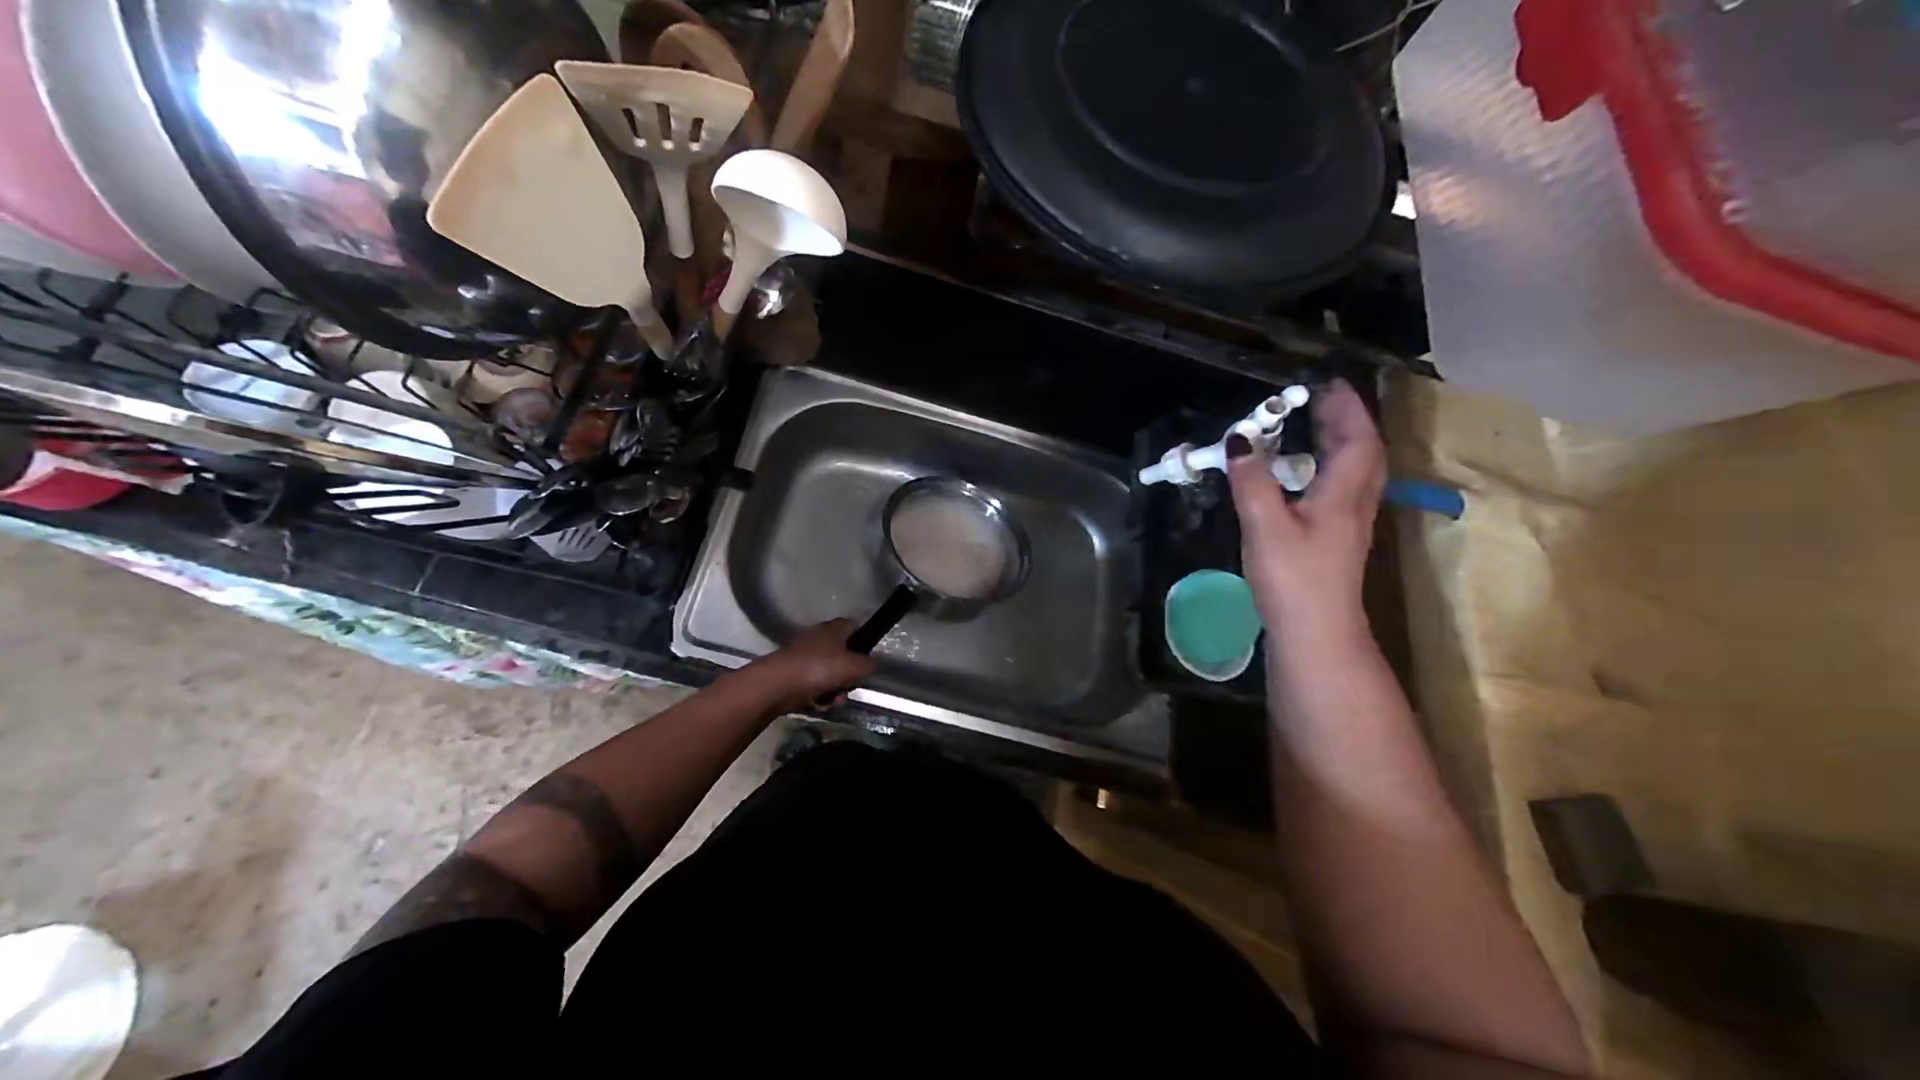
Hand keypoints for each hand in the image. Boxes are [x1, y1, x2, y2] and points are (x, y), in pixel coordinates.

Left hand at [752, 619, 878, 710]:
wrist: (777, 684)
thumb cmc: (820, 668)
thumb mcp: (854, 667)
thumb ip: (870, 664)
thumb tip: (875, 661)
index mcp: (834, 628)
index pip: (855, 626)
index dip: (864, 640)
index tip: (868, 659)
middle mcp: (818, 637)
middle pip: (842, 654)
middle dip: (848, 674)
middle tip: (849, 686)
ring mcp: (803, 654)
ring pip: (828, 672)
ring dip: (833, 689)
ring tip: (831, 700)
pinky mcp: (792, 672)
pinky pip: (812, 683)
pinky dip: (817, 695)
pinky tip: (817, 704)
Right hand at [1226, 379, 1385, 637]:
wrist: (1316, 634)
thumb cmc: (1294, 579)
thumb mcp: (1266, 527)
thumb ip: (1252, 481)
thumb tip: (1239, 440)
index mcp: (1344, 494)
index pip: (1357, 438)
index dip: (1345, 407)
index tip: (1324, 382)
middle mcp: (1354, 503)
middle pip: (1361, 451)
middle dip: (1343, 420)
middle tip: (1315, 399)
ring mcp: (1348, 523)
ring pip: (1353, 471)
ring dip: (1337, 443)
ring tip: (1308, 427)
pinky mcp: (1335, 540)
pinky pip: (1338, 488)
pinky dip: (1324, 468)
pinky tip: (1299, 475)